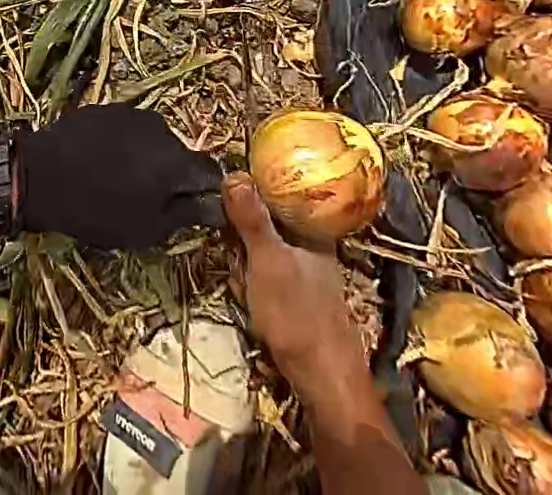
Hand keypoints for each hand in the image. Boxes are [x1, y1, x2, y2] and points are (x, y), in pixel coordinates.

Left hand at [16, 105, 222, 250]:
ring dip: (148, 158)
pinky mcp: (107, 108)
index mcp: (177, 159)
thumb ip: (187, 214)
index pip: (210, 171)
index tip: (193, 206)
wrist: (39, 175)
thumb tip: (216, 206)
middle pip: (181, 154)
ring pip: (154, 140)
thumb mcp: (147, 227)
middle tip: (149, 198)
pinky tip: (101, 162)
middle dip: (173, 175)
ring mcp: (132, 113)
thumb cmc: (97, 210)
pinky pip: (128, 129)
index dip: (206, 191)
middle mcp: (161, 128)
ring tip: (120, 179)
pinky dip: (124, 145)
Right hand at [222, 173, 368, 404]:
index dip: (248, 201)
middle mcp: (309, 240)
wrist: (321, 377)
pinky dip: (251, 284)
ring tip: (248, 289)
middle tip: (242, 265)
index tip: (230, 215)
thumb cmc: (297, 313)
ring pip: (256, 248)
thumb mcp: (268, 260)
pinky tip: (252, 301)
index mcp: (312, 226)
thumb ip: (252, 219)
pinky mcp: (292, 287)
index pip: (273, 193)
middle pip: (260, 221)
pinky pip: (260, 271)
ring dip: (244, 267)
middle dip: (241, 243)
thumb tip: (234, 174)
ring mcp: (301, 264)